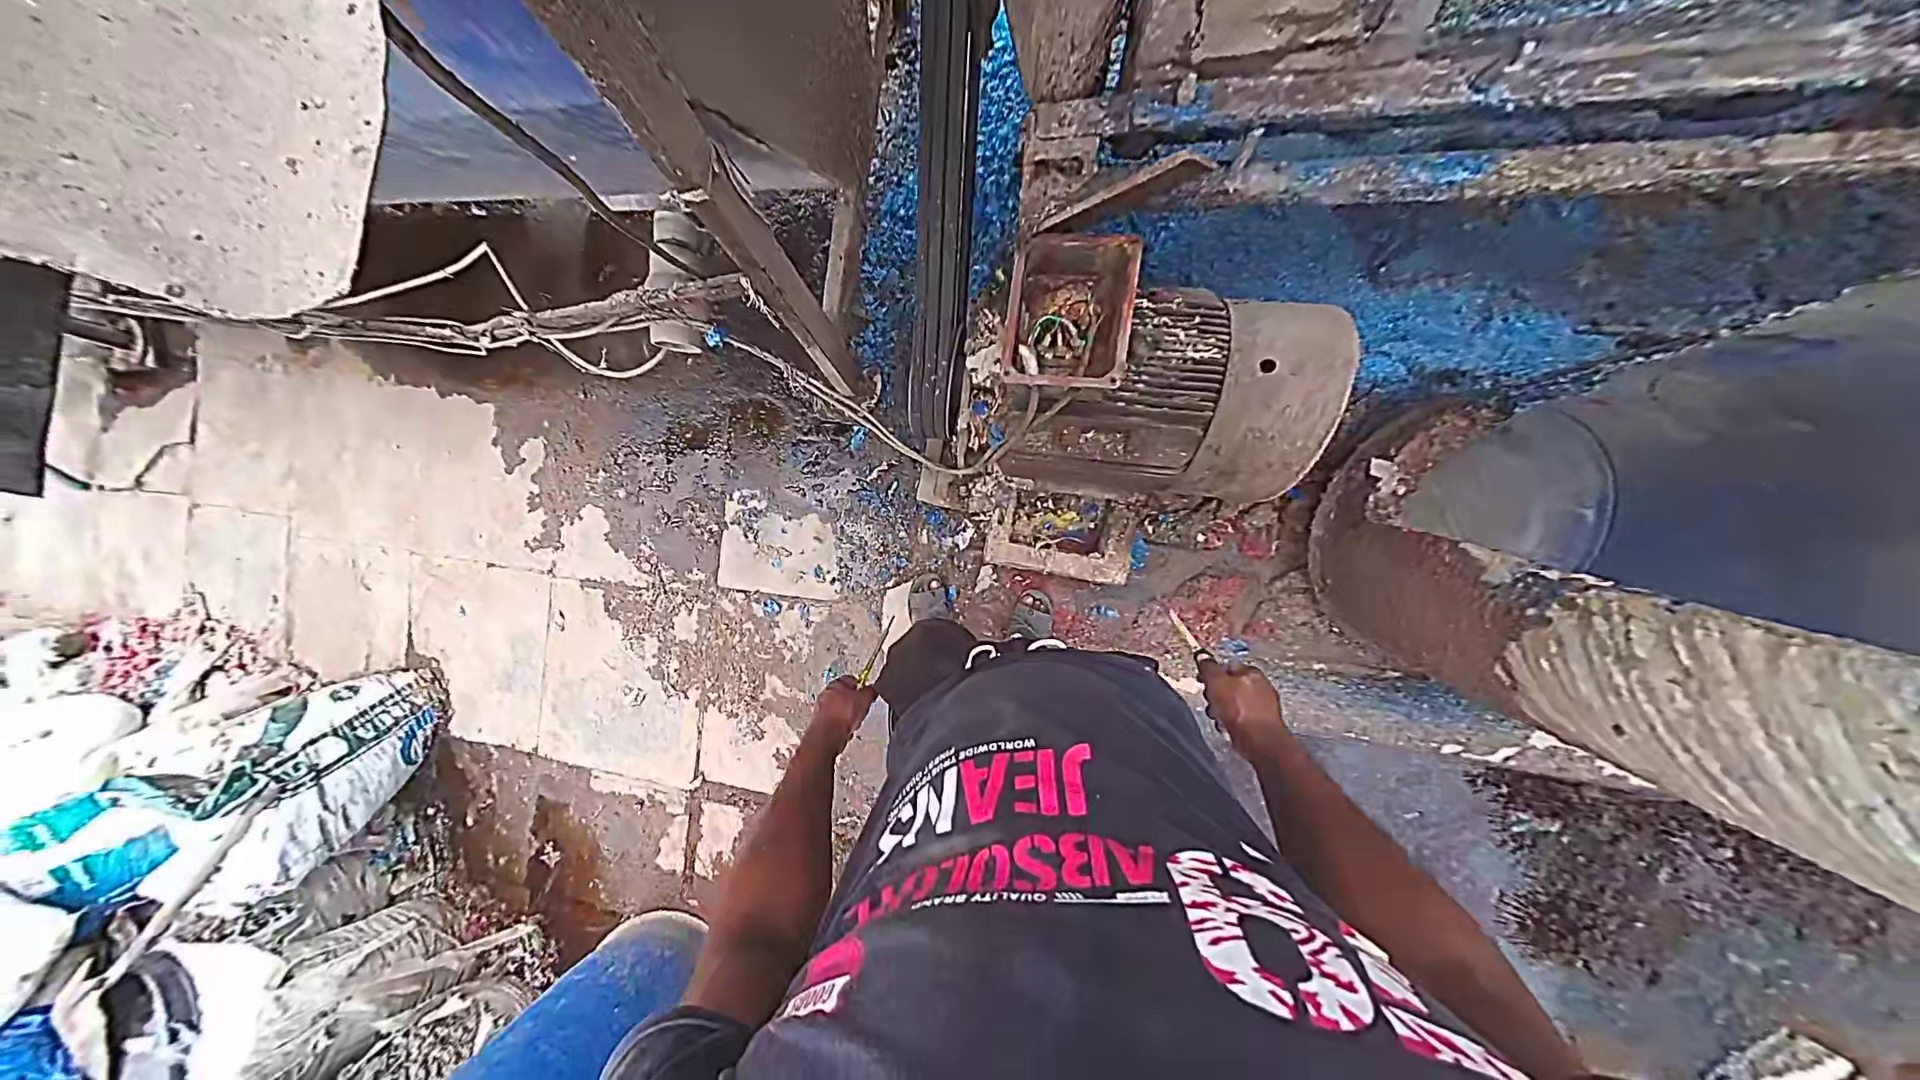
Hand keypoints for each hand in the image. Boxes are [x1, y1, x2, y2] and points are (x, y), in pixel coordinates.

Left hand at [809, 676, 875, 751]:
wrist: (829, 734)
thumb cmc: (843, 714)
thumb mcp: (865, 699)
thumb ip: (870, 691)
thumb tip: (873, 689)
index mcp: (836, 683)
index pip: (851, 679)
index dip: (861, 686)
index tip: (867, 692)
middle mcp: (825, 693)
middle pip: (843, 694)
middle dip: (852, 701)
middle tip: (860, 708)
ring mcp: (821, 708)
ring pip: (838, 709)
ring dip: (846, 714)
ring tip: (853, 722)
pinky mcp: (819, 722)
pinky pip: (834, 721)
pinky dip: (840, 725)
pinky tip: (846, 730)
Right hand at [1199, 660, 1286, 758]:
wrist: (1258, 741)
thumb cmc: (1240, 710)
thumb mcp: (1217, 683)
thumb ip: (1208, 667)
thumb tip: (1202, 655)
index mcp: (1252, 672)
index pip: (1226, 667)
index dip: (1211, 674)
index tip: (1202, 681)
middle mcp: (1261, 687)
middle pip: (1228, 686)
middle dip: (1215, 695)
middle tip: (1212, 702)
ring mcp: (1262, 706)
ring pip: (1232, 704)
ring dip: (1221, 711)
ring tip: (1219, 718)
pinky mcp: (1261, 724)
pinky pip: (1239, 719)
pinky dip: (1231, 723)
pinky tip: (1228, 728)